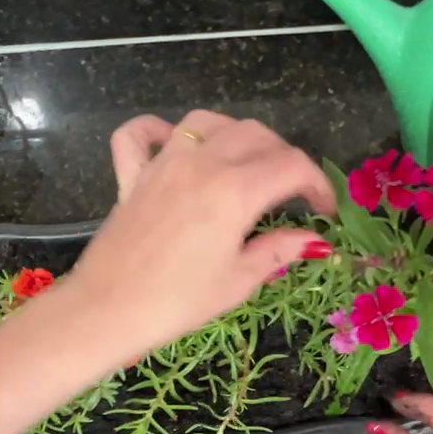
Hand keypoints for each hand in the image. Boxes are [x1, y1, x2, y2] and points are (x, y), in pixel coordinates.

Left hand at [55, 111, 336, 355]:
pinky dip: (157, 131)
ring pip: (208, 123)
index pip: (292, 166)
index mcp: (235, 191)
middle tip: (290, 193)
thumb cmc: (178, 302)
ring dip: (235, 135)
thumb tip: (312, 240)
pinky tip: (172, 144)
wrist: (108, 310)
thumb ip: (278, 250)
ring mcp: (163, 164)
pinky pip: (140, 135)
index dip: (318, 184)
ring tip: (245, 164)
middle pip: (256, 135)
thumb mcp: (238, 281)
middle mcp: (202, 164)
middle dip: (284, 157)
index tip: (324, 210)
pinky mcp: (132, 176)